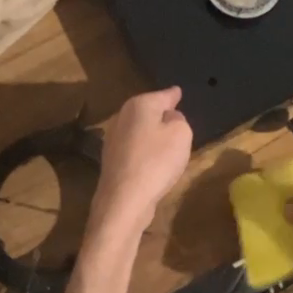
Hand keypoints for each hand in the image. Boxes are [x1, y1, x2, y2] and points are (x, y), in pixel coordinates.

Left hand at [90, 87, 192, 237]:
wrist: (124, 199)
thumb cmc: (157, 161)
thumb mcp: (181, 134)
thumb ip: (179, 119)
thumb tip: (170, 117)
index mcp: (140, 104)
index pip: (164, 95)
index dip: (174, 95)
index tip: (179, 92)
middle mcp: (123, 116)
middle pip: (148, 110)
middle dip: (161, 113)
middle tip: (177, 117)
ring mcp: (113, 138)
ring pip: (140, 129)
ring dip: (152, 133)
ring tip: (167, 141)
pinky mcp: (111, 159)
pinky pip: (134, 147)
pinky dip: (144, 150)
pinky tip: (153, 160)